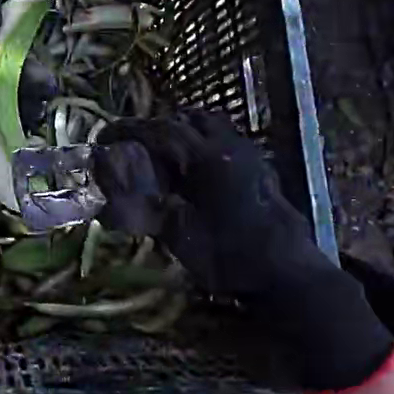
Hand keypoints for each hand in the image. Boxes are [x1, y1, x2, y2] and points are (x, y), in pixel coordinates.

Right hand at [98, 112, 393, 392]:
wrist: (288, 275)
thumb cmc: (231, 256)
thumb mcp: (180, 237)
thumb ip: (146, 213)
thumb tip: (108, 208)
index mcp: (206, 157)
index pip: (159, 129)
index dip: (128, 129)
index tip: (105, 136)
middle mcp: (229, 145)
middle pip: (187, 118)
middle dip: (158, 126)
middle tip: (136, 144)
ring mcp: (249, 154)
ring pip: (210, 125)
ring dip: (184, 132)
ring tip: (165, 156)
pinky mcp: (260, 168)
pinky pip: (225, 140)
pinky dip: (203, 144)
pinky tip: (195, 172)